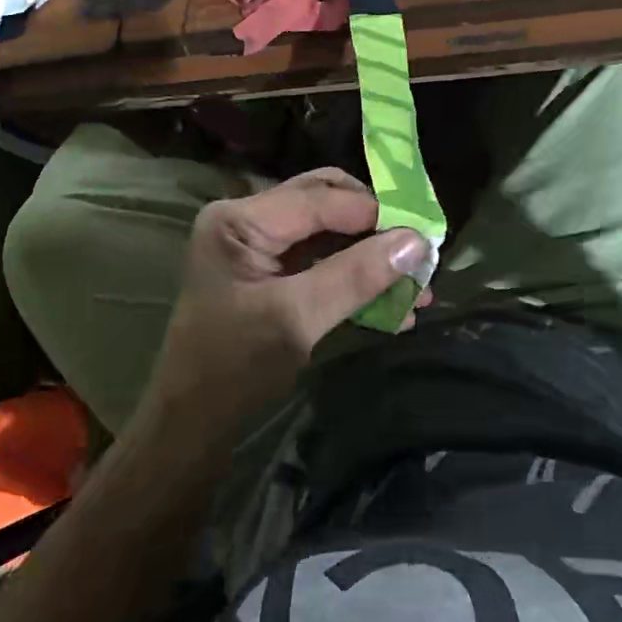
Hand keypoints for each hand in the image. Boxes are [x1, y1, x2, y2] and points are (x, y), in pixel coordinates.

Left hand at [140, 169, 430, 432]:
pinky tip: (396, 308)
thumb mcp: (296, 318)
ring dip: (373, 259)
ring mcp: (259, 250)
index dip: (375, 213)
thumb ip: (356, 276)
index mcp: (239, 220)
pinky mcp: (272, 278)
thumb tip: (418, 242)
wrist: (193, 423)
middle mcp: (248, 222)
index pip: (319, 199)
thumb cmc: (232, 367)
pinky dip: (358, 282)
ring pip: (330, 237)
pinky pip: (324, 266)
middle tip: (420, 251)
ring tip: (419, 287)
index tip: (427, 235)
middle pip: (326, 204)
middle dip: (376, 228)